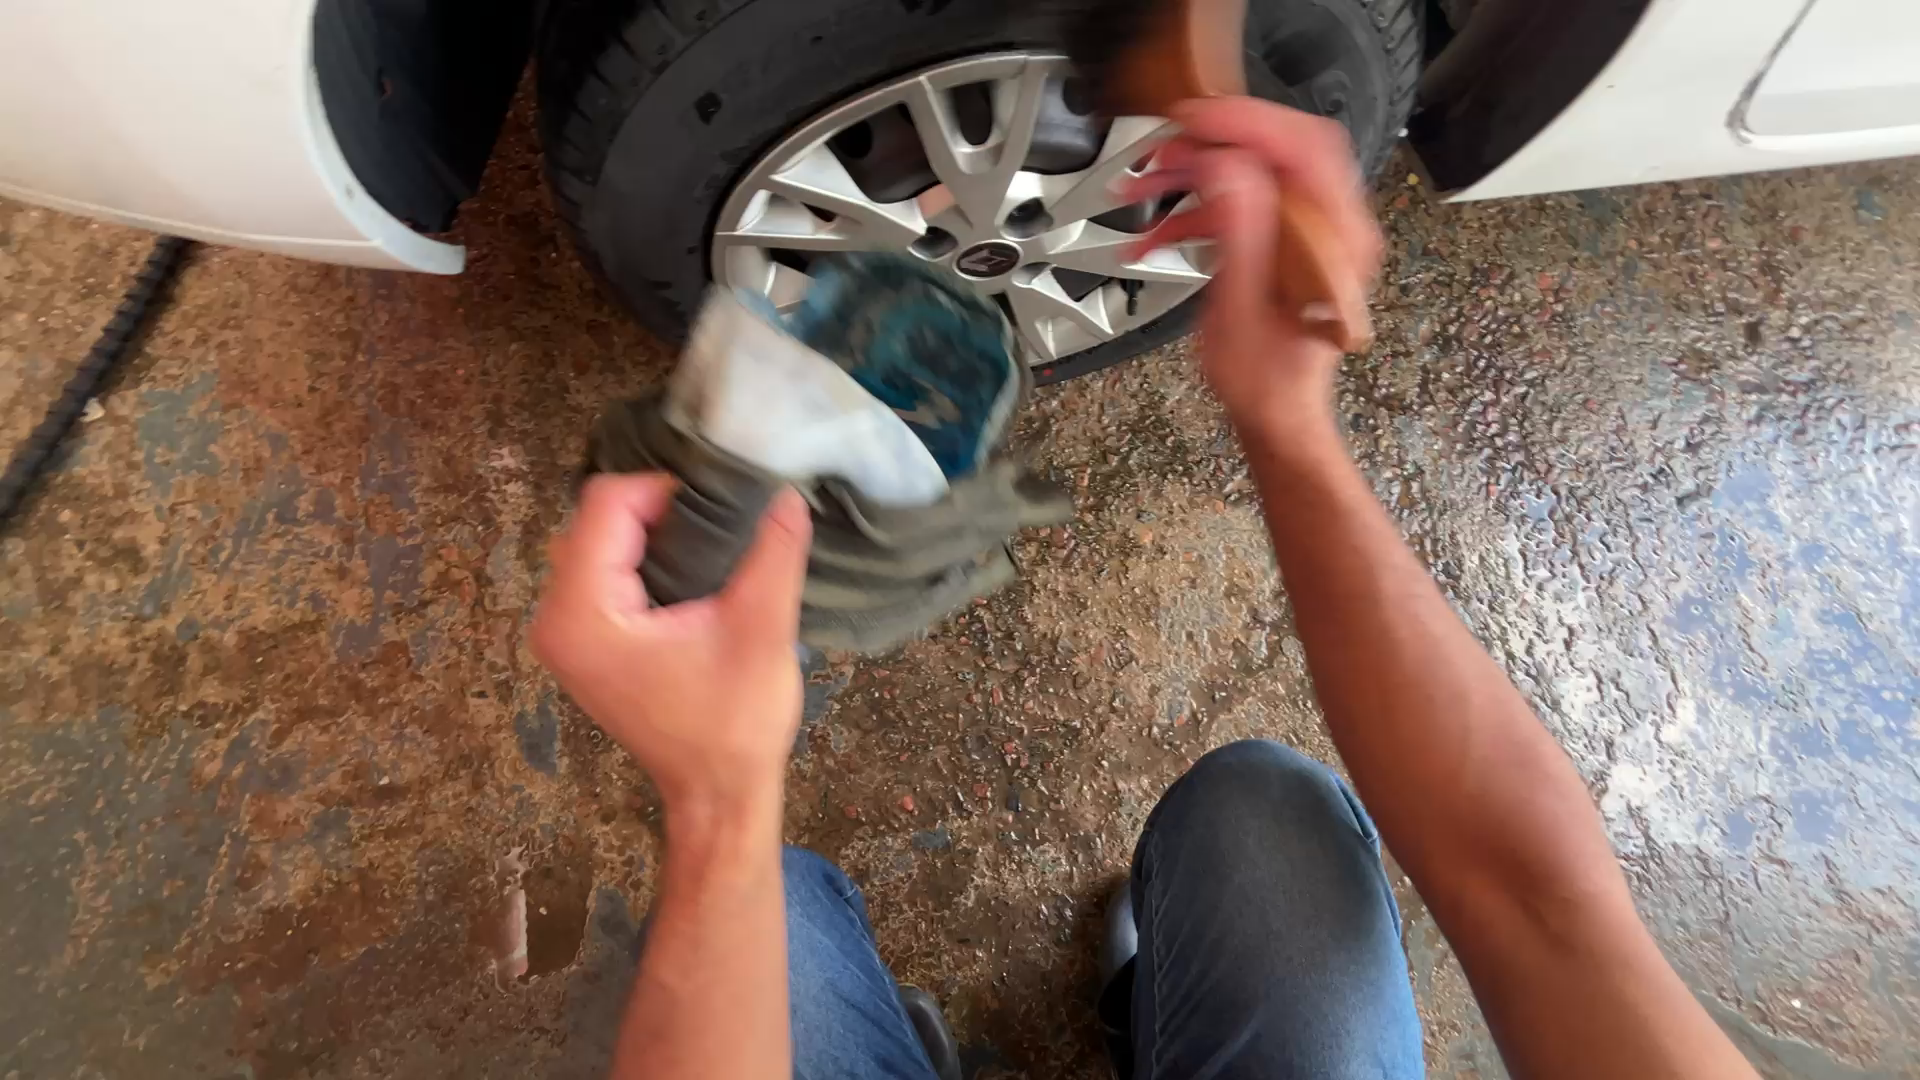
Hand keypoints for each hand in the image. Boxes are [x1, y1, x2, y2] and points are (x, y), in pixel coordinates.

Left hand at [530, 474, 813, 814]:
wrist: (718, 791)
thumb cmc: (736, 721)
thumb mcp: (763, 631)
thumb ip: (775, 556)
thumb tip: (787, 494)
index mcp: (585, 615)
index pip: (606, 507)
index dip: (664, 491)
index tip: (719, 508)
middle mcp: (556, 621)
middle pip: (594, 521)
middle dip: (656, 510)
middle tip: (717, 525)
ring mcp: (565, 636)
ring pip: (595, 543)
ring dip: (648, 532)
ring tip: (707, 545)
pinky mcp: (584, 645)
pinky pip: (599, 572)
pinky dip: (639, 557)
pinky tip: (685, 571)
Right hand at [1125, 97, 1384, 445]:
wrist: (1273, 414)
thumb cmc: (1266, 381)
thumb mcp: (1242, 313)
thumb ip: (1241, 237)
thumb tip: (1227, 172)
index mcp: (1333, 239)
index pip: (1300, 148)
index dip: (1246, 123)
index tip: (1194, 120)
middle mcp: (1326, 230)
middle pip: (1272, 155)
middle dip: (1211, 147)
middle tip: (1161, 155)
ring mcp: (1303, 238)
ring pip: (1248, 181)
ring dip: (1191, 183)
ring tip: (1143, 195)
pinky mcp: (1279, 249)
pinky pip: (1236, 214)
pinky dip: (1192, 219)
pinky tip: (1154, 237)